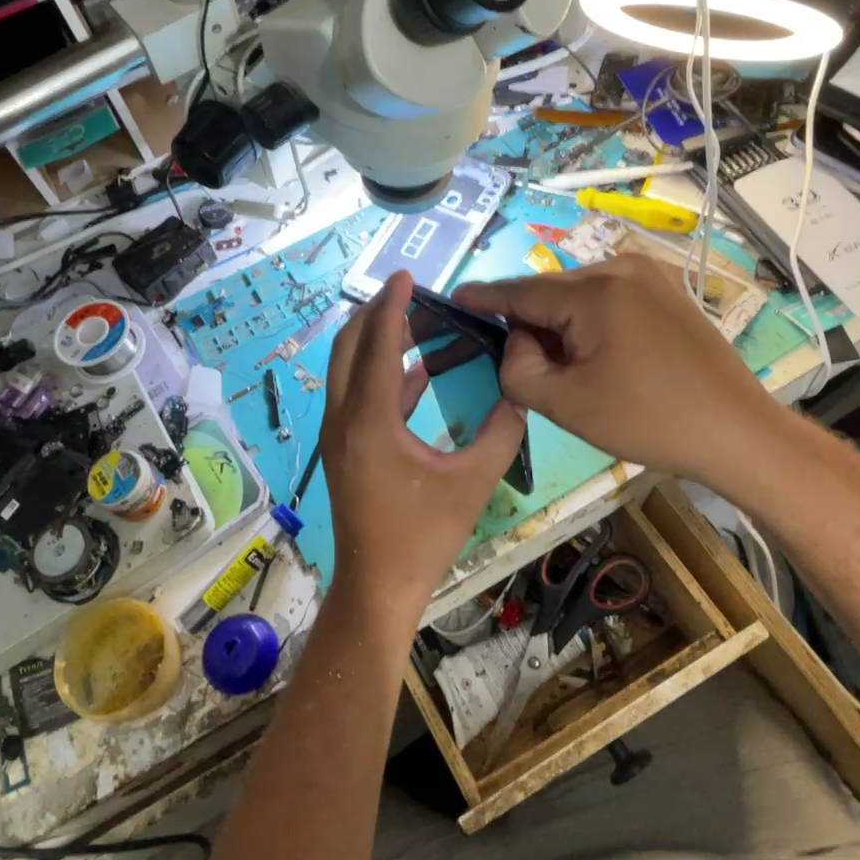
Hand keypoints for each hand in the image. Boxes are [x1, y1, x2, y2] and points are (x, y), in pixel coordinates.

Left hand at [321, 272, 527, 612]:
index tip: (408, 274)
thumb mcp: (472, 482)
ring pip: (351, 370)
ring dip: (382, 343)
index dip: (394, 305)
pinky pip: (361, 396)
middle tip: (417, 296)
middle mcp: (344, 419)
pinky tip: (424, 373)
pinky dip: (388, 377)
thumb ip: (500, 433)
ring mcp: (339, 435)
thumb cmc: (423, 536)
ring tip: (425, 325)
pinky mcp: (345, 448)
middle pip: (350, 347)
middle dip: (380, 314)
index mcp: (370, 421)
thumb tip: (520, 394)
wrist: (378, 586)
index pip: (379, 345)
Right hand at [454, 255, 783, 480]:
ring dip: (562, 326)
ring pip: (581, 296)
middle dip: (529, 323)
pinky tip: (598, 359)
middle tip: (519, 366)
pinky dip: (591, 323)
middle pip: (552, 293)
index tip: (453, 297)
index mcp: (594, 290)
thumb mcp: (566, 404)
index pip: (520, 291)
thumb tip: (516, 341)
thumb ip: (518, 369)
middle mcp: (622, 267)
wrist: (736, 431)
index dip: (483, 297)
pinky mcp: (669, 291)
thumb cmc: (647, 420)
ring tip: (564, 370)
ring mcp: (651, 275)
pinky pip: (610, 299)